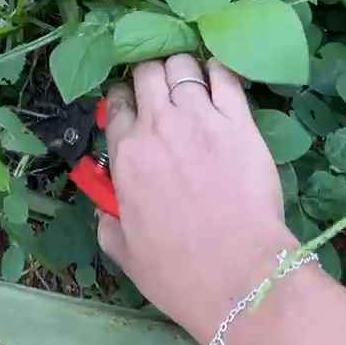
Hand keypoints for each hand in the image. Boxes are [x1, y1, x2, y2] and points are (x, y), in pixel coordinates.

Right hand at [97, 55, 300, 344]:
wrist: (242, 279)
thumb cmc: (181, 274)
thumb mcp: (127, 255)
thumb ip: (108, 224)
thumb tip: (103, 209)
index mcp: (127, 154)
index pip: (117, 102)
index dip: (124, 98)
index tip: (133, 105)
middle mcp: (158, 125)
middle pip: (146, 71)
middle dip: (149, 73)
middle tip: (160, 87)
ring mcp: (200, 118)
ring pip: (181, 64)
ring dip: (181, 68)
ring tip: (189, 80)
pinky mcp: (238, 121)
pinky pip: (224, 75)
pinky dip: (218, 69)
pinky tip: (218, 76)